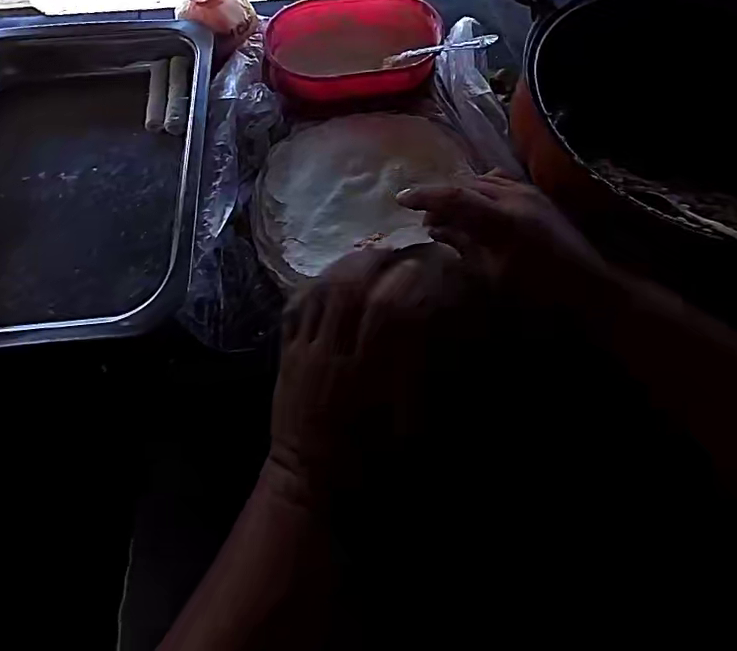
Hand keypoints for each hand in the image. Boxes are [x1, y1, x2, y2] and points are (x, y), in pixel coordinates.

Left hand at [267, 245, 458, 506]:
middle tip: (403, 252)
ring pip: (322, 291)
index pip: (393, 310)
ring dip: (350, 265)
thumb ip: (431, 376)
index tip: (433, 263)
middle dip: (382, 261)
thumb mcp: (415, 428)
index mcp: (372, 376)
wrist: (313, 484)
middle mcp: (336, 354)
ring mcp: (306, 349)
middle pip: (353, 288)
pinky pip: (296, 306)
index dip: (413, 279)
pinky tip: (333, 276)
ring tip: (372, 256)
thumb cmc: (374, 464)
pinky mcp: (286, 352)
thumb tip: (449, 328)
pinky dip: (316, 284)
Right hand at [397, 173, 603, 298]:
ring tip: (448, 213)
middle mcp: (515, 197)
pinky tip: (477, 206)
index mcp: (502, 219)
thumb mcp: (494, 277)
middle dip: (440, 198)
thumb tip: (437, 228)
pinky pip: (500, 183)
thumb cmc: (541, 296)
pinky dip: (481, 190)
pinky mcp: (538, 197)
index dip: (424, 196)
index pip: (453, 196)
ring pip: (482, 181)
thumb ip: (464, 245)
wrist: (593, 292)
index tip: (400, 200)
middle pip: (465, 185)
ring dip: (460, 193)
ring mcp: (530, 194)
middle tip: (424, 218)